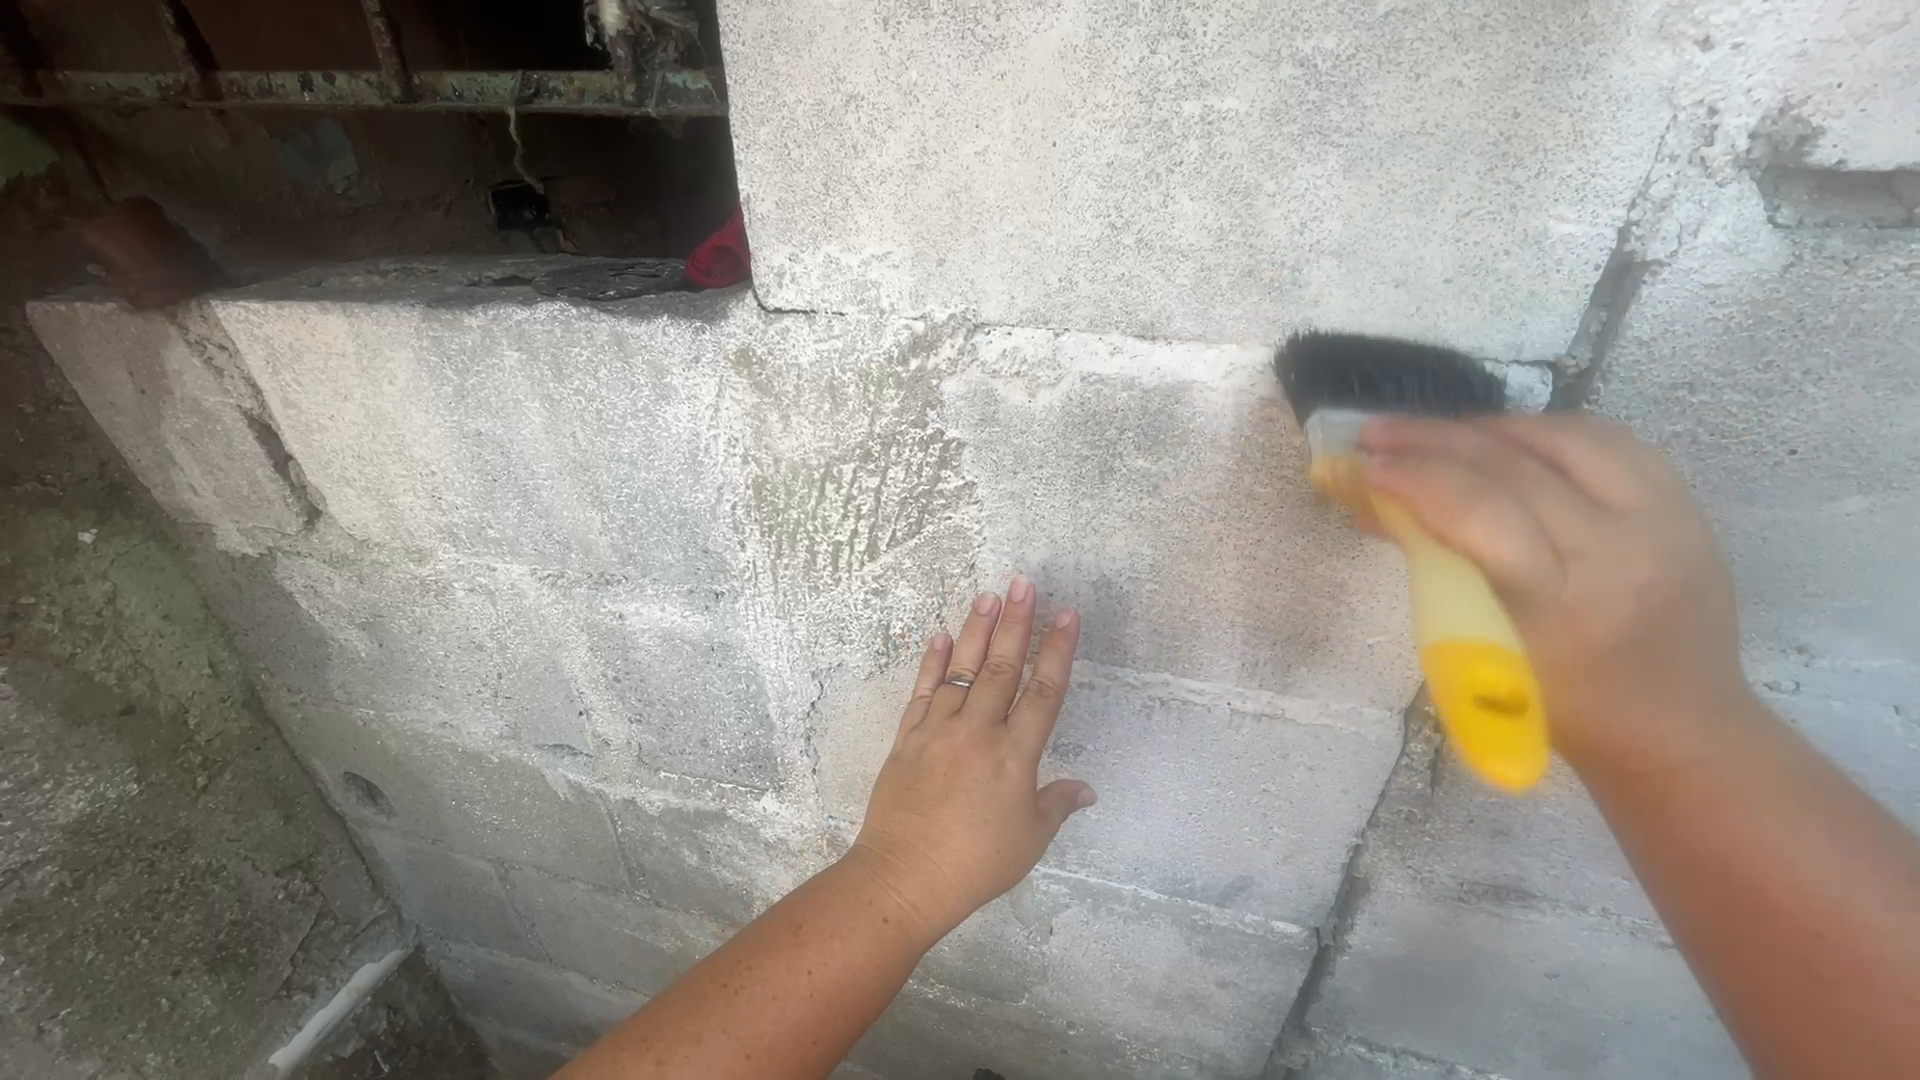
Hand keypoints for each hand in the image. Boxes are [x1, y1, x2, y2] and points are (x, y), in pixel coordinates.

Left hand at [847, 576, 1095, 938]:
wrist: (905, 877)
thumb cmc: (976, 863)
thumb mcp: (1029, 840)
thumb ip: (1057, 804)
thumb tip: (1086, 789)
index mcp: (1015, 755)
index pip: (1044, 692)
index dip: (1058, 651)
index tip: (1067, 615)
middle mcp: (978, 732)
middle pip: (1003, 667)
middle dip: (1017, 622)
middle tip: (1024, 583)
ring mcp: (939, 730)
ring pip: (963, 670)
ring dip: (977, 631)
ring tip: (988, 595)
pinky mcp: (908, 737)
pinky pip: (923, 691)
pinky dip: (932, 662)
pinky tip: (941, 637)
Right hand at [1359, 413, 1756, 777]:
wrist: (1677, 726)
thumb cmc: (1559, 706)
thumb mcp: (1481, 646)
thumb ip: (1433, 568)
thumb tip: (1369, 507)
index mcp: (1565, 599)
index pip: (1480, 510)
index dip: (1415, 477)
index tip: (1362, 464)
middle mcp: (1623, 548)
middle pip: (1515, 465)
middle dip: (1433, 440)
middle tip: (1376, 432)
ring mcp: (1666, 520)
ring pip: (1565, 436)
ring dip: (1487, 426)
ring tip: (1433, 431)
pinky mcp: (1686, 506)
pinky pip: (1608, 440)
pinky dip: (1542, 432)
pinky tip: (1502, 438)